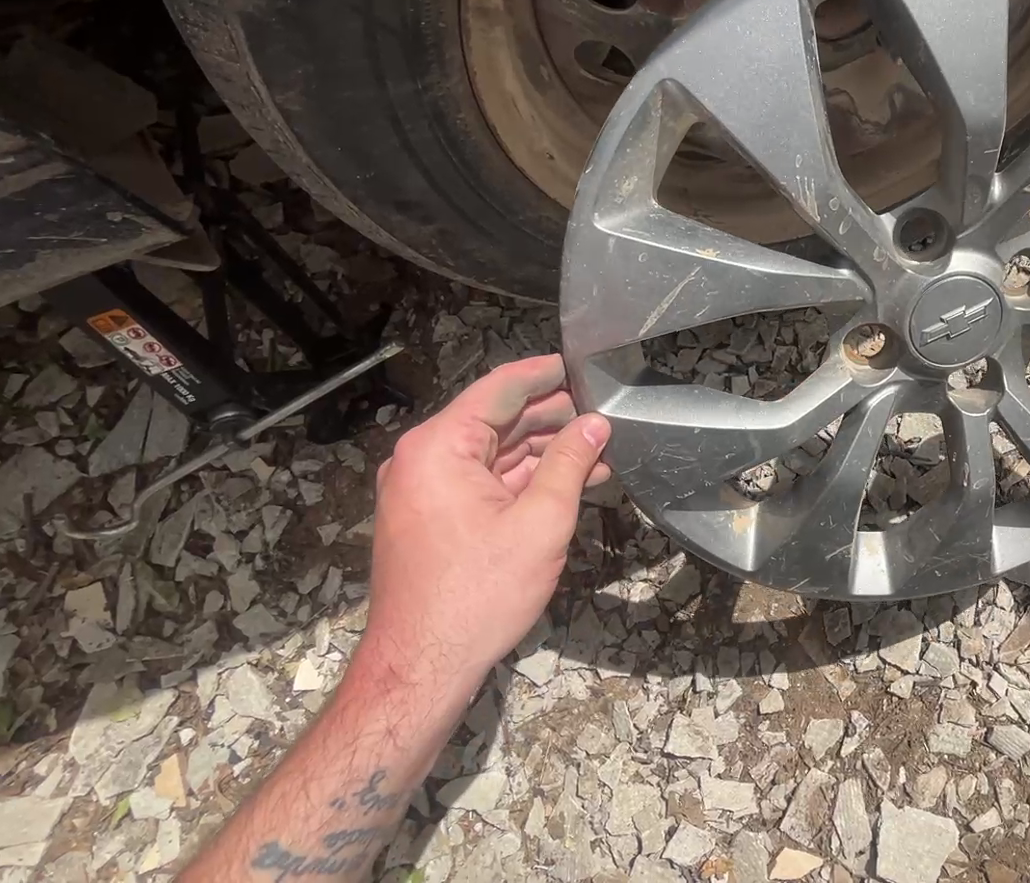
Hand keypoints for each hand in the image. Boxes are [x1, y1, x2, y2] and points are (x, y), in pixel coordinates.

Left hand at [356, 355, 610, 695]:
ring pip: (498, 452)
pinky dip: (528, 479)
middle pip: (500, 419)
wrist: (423, 666)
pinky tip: (573, 480)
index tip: (584, 363)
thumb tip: (597, 423)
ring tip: (602, 448)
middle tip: (607, 410)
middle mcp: (425, 459)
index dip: (546, 372)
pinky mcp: (437, 515)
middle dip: (555, 416)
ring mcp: (428, 489)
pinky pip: (489, 481)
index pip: (500, 388)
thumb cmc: (480, 591)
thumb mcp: (541, 521)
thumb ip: (571, 462)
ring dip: (547, 451)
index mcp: (439, 447)